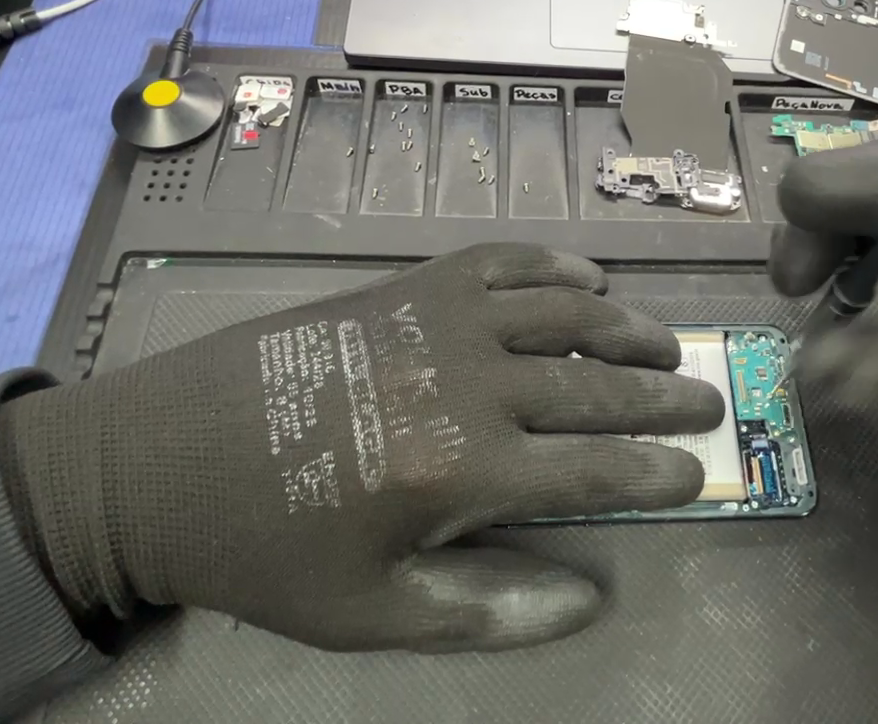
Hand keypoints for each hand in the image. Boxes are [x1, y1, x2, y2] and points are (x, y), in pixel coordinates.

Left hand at [0, 243, 723, 651]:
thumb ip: (489, 610)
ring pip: (566, 309)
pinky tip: (588, 278)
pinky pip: (506, 262)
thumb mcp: (371, 616)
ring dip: (626, 326)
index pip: (596, 467)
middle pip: (596, 381)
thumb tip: (592, 596)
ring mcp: (441, 317)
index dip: (658, 470)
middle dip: (663, 393)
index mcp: (462, 469)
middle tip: (708, 397)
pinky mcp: (412, 282)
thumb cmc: (272, 545)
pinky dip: (557, 266)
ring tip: (664, 342)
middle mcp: (468, 380)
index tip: (699, 470)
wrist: (169, 453)